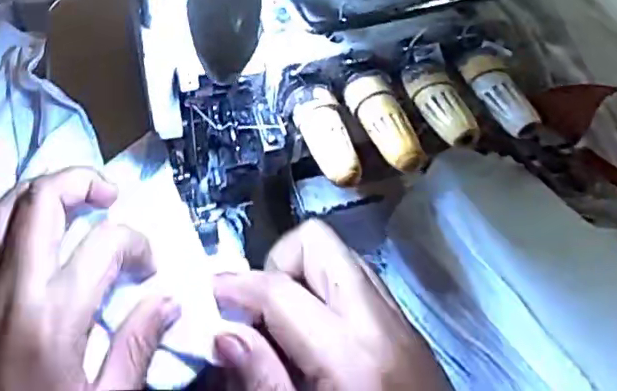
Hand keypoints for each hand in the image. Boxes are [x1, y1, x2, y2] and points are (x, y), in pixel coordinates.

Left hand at [0, 167, 179, 390]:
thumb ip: (136, 347)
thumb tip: (168, 299)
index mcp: (53, 318)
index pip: (105, 243)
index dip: (137, 244)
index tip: (147, 266)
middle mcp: (11, 293)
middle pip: (42, 201)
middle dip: (82, 182)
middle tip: (109, 197)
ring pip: (1, 209)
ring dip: (39, 192)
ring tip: (69, 200)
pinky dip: (0, 221)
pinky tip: (23, 228)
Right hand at [211, 220, 449, 390]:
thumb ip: (264, 382)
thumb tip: (225, 333)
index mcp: (351, 352)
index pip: (280, 287)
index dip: (237, 287)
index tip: (209, 296)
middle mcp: (378, 317)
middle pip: (315, 241)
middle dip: (277, 267)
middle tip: (256, 316)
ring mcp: (399, 317)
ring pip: (338, 254)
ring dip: (302, 277)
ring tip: (283, 330)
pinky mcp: (407, 327)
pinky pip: (357, 282)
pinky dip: (328, 293)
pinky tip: (316, 340)